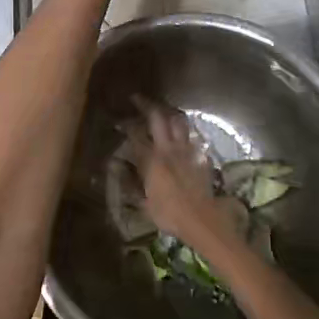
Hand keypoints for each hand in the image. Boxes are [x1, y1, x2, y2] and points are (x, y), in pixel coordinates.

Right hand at [128, 100, 244, 248]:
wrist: (202, 220)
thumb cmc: (169, 215)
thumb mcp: (144, 203)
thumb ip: (130, 183)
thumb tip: (117, 167)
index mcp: (151, 160)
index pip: (135, 135)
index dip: (126, 125)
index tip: (119, 121)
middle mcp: (168, 149)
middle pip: (157, 118)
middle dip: (146, 105)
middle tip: (137, 99)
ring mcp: (187, 150)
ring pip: (178, 122)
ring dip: (168, 113)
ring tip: (162, 110)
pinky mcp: (201, 156)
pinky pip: (192, 136)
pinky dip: (184, 131)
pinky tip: (182, 134)